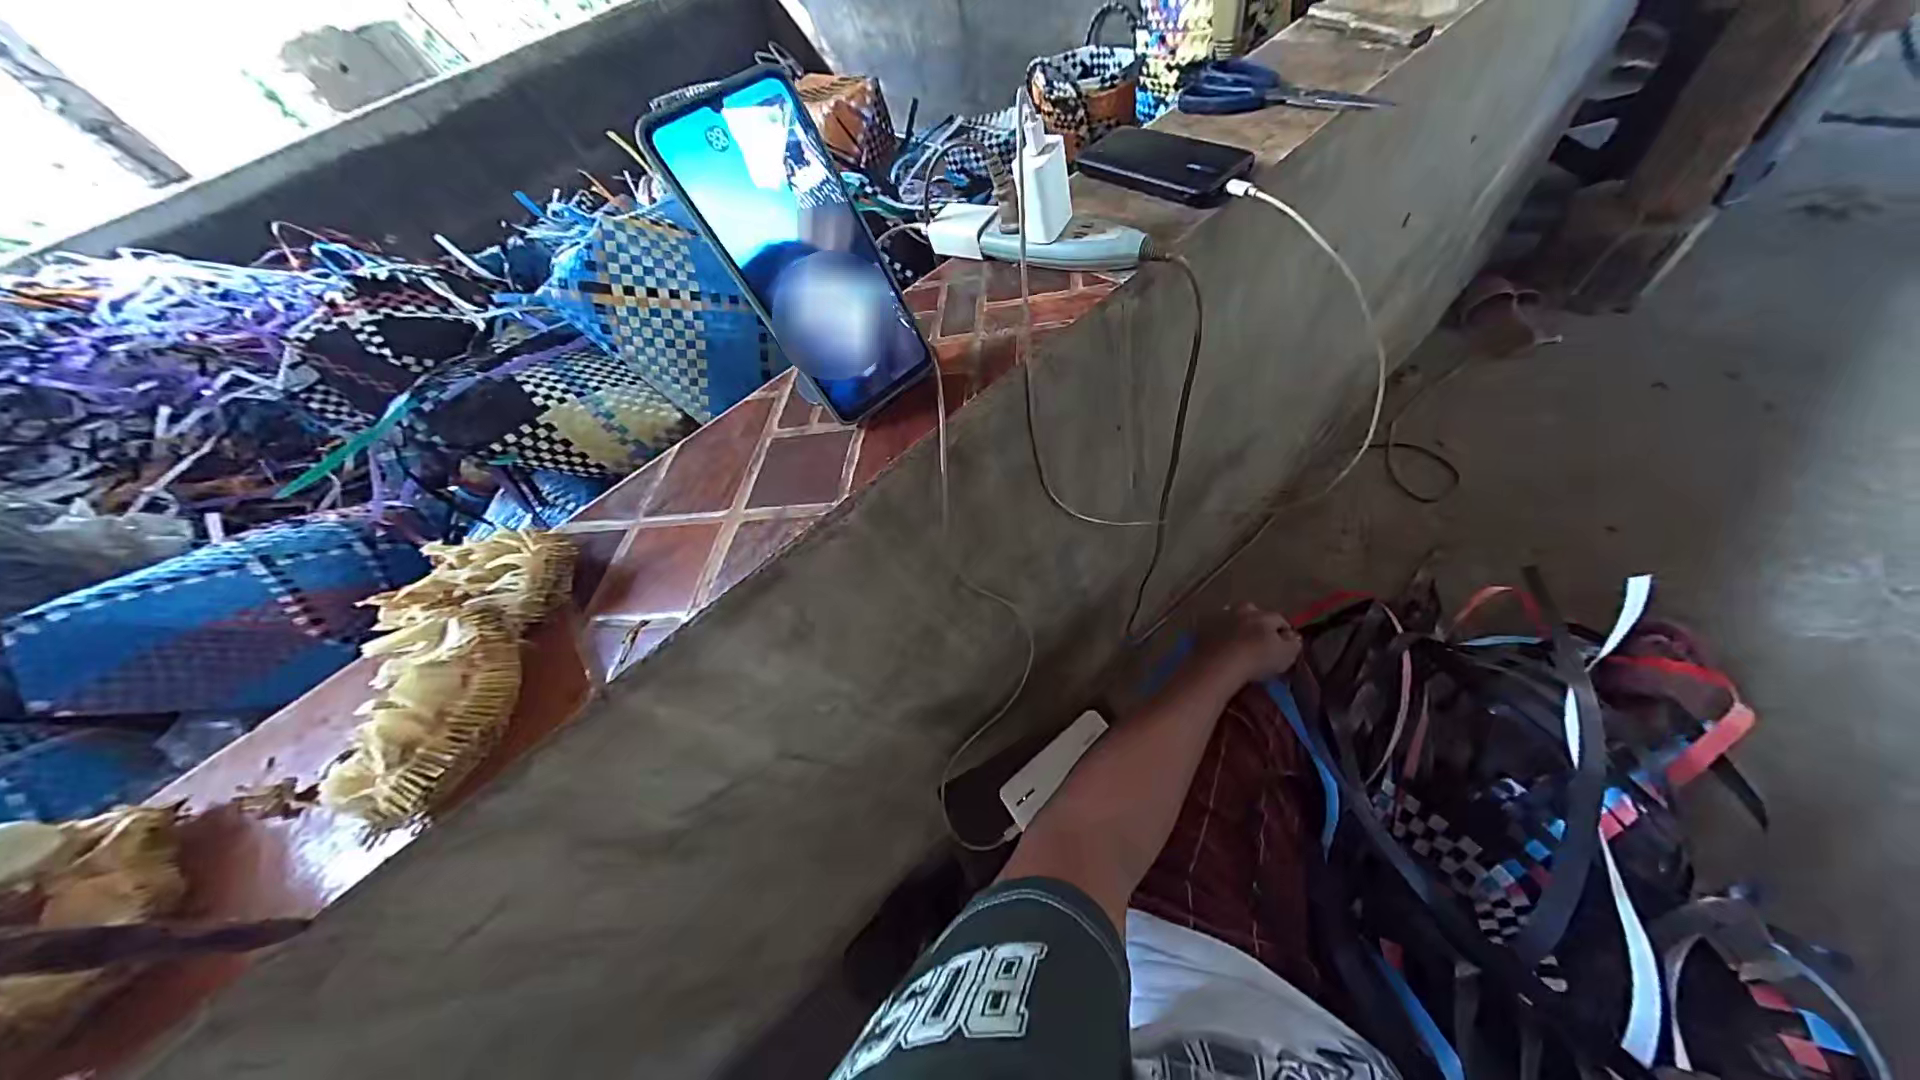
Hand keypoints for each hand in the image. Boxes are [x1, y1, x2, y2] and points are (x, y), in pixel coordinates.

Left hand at [1195, 603, 1301, 685]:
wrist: (1218, 664)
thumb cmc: (1257, 659)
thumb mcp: (1285, 655)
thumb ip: (1293, 644)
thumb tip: (1293, 637)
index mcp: (1264, 615)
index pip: (1279, 619)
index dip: (1283, 631)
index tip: (1284, 643)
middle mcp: (1240, 610)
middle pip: (1253, 613)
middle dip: (1258, 623)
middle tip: (1260, 640)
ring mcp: (1219, 617)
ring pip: (1232, 618)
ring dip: (1236, 626)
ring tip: (1238, 642)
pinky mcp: (1201, 628)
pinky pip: (1214, 629)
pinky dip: (1219, 634)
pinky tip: (1221, 646)